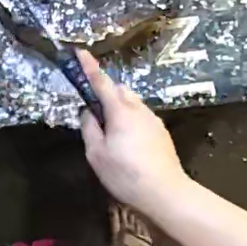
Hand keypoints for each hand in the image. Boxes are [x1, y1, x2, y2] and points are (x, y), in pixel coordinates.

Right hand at [77, 50, 189, 210]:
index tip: (81, 52)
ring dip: (118, 108)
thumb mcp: (96, 154)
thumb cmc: (126, 174)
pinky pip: (140, 117)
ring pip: (131, 104)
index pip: (101, 82)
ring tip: (110, 134)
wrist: (165, 193)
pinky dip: (130, 121)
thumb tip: (89, 112)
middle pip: (119, 90)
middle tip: (93, 113)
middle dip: (105, 93)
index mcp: (120, 111)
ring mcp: (153, 120)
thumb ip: (90, 128)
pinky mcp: (161, 133)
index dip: (89, 67)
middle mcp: (139, 109)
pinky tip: (127, 144)